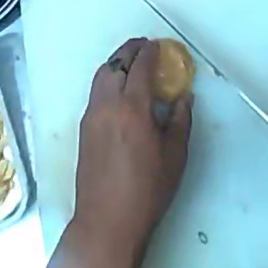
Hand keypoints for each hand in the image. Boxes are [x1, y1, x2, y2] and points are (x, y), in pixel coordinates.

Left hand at [69, 38, 192, 263]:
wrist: (107, 222)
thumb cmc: (147, 191)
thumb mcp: (175, 156)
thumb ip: (180, 120)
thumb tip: (183, 97)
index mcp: (132, 108)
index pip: (141, 67)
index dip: (151, 52)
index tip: (160, 45)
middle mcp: (107, 104)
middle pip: (116, 64)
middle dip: (131, 50)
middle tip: (146, 46)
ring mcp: (91, 115)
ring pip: (101, 75)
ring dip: (117, 62)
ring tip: (133, 62)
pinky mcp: (84, 128)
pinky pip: (96, 91)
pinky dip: (108, 78)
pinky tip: (121, 88)